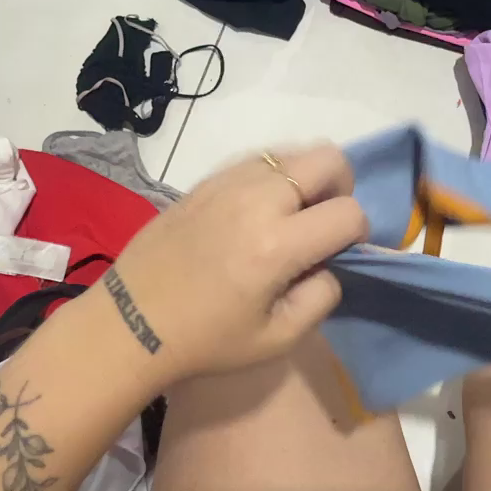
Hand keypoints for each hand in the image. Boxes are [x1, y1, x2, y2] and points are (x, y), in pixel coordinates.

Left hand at [94, 144, 366, 386]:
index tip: (339, 252)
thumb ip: (321, 296)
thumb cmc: (206, 338)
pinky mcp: (210, 177)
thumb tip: (331, 262)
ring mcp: (231, 180)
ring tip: (289, 216)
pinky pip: (261, 157)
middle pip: (330, 158)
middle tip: (322, 222)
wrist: (132, 321)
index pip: (348, 212)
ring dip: (307, 179)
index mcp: (277, 244)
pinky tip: (259, 210)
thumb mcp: (277, 339)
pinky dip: (275, 176)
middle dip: (342, 188)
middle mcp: (258, 199)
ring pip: (295, 151)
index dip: (357, 233)